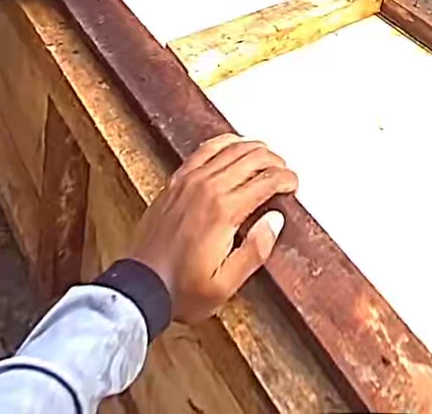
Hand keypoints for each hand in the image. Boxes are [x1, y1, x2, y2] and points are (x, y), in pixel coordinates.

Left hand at [127, 135, 298, 322]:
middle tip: (283, 171)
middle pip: (253, 158)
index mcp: (225, 211)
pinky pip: (205, 149)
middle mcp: (209, 187)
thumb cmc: (182, 290)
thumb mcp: (224, 285)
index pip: (266, 181)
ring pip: (232, 148)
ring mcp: (191, 180)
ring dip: (254, 148)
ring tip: (266, 156)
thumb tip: (276, 219)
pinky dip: (224, 141)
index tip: (293, 185)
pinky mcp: (178, 179)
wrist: (139, 288)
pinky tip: (234, 143)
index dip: (286, 179)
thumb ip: (255, 251)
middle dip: (275, 161)